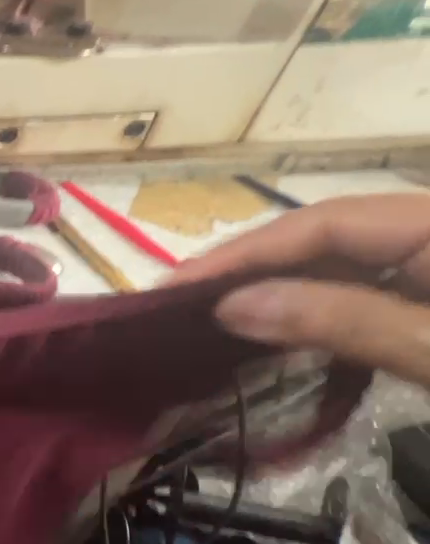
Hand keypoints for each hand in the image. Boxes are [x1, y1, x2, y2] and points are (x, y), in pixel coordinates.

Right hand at [170, 193, 429, 384]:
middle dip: (253, 265)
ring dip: (277, 285)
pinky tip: (278, 322)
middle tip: (180, 299)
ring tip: (214, 309)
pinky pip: (370, 282)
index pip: (326, 221)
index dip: (244, 251)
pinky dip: (317, 302)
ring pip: (346, 258)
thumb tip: (227, 307)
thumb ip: (343, 320)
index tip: (174, 287)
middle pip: (331, 233)